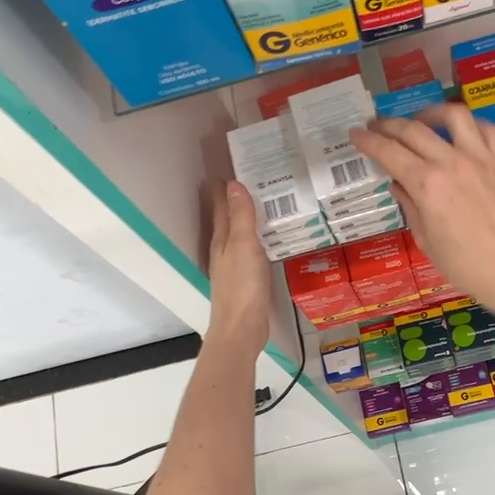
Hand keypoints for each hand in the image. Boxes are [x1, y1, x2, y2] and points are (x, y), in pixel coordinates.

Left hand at [204, 180, 272, 359]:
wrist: (242, 328)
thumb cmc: (242, 286)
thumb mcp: (244, 246)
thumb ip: (241, 216)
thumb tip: (235, 184)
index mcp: (222, 239)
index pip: (222, 205)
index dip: (226, 186)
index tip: (237, 166)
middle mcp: (225, 249)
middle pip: (230, 218)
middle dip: (239, 199)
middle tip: (259, 179)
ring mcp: (235, 265)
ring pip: (241, 234)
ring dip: (251, 219)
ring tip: (270, 204)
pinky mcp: (247, 279)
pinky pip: (253, 250)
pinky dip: (261, 239)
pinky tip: (273, 240)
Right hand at [350, 104, 494, 313]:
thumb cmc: (463, 265)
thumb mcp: (425, 240)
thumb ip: (410, 206)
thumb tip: (397, 184)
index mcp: (426, 185)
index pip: (389, 153)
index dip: (368, 141)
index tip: (355, 134)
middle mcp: (451, 163)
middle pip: (413, 130)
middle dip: (388, 125)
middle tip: (376, 127)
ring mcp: (480, 158)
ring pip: (453, 116)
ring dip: (430, 112)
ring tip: (420, 121)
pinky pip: (487, 129)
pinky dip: (471, 124)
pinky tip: (461, 132)